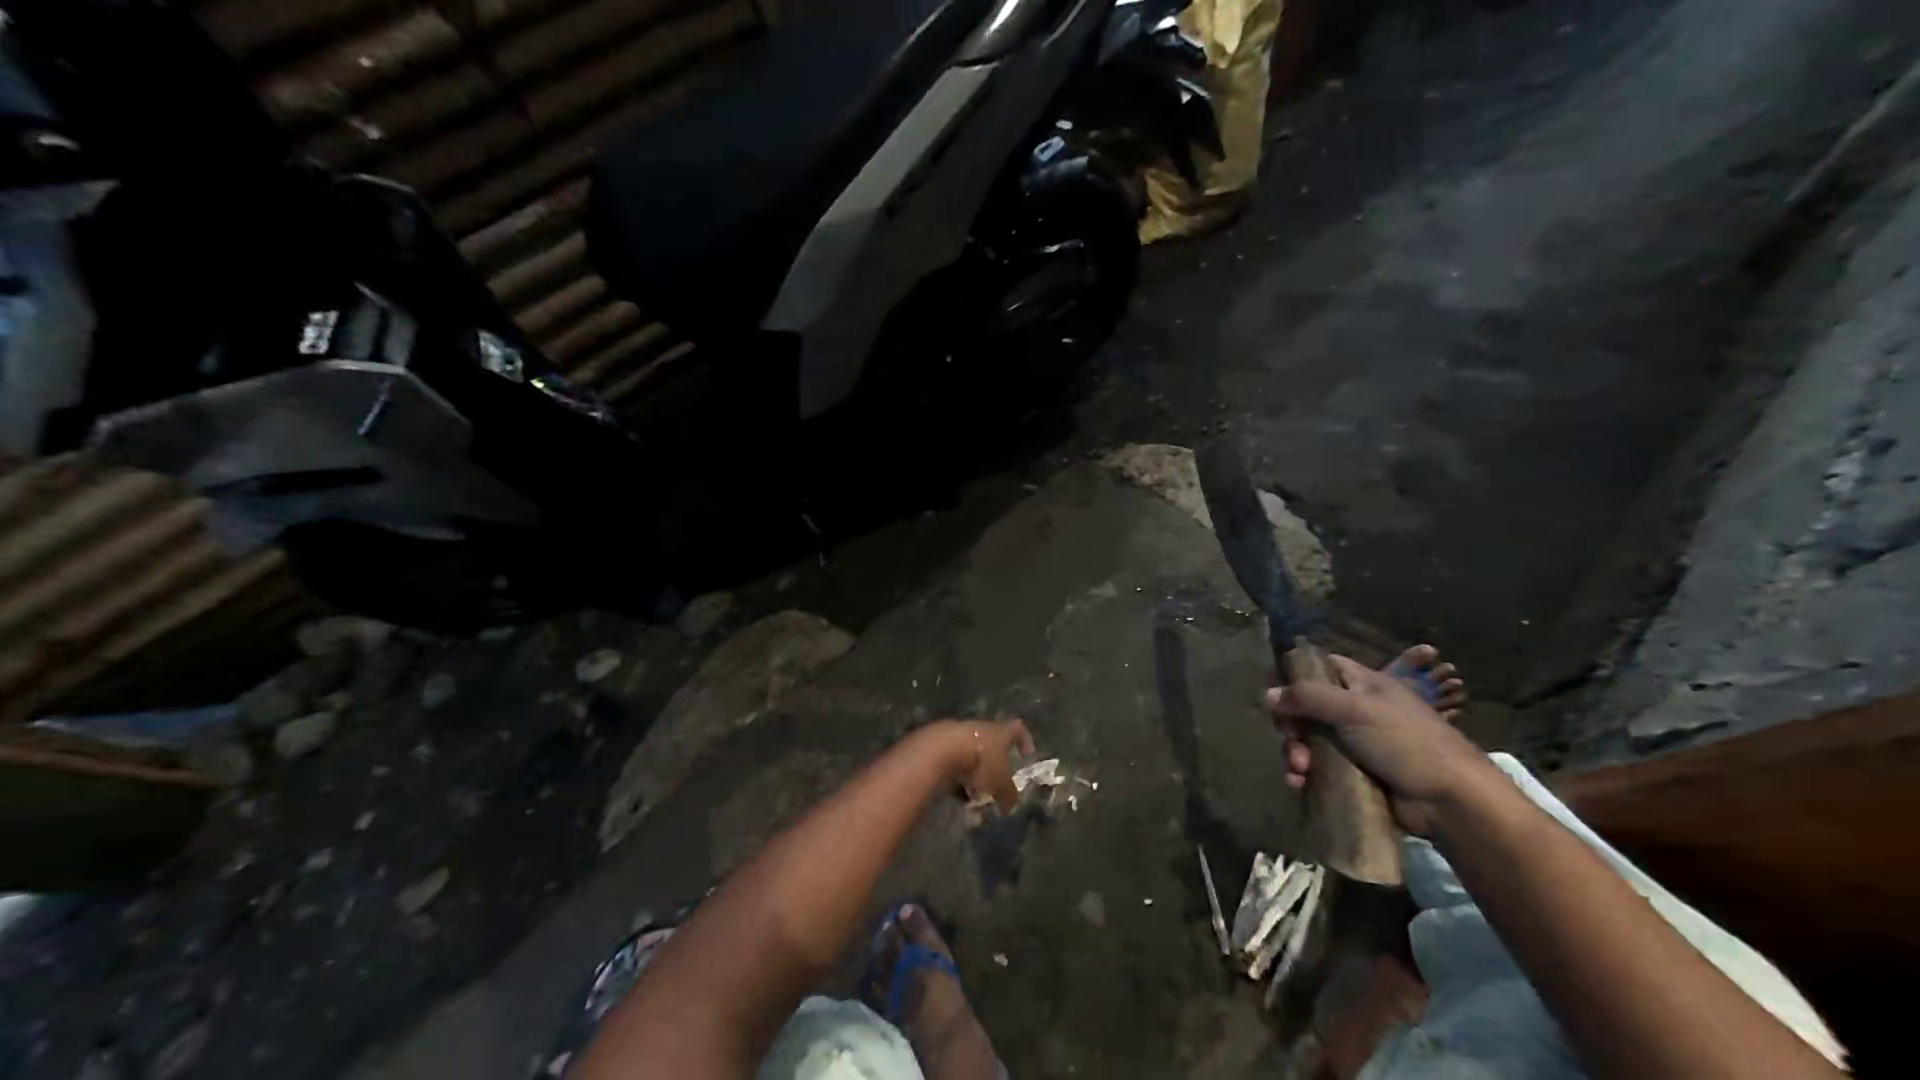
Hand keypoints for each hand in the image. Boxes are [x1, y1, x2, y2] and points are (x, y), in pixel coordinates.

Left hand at [940, 719, 1035, 810]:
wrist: (938, 751)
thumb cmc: (979, 764)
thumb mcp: (1000, 785)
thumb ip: (1008, 795)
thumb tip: (1010, 804)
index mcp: (1000, 732)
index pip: (1017, 729)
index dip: (1025, 740)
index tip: (1027, 755)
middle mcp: (980, 728)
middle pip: (992, 742)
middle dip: (994, 763)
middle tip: (996, 783)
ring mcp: (957, 732)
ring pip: (970, 752)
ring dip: (973, 771)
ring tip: (972, 793)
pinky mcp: (938, 741)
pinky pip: (952, 759)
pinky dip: (955, 774)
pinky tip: (954, 791)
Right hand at [1265, 656, 1494, 834]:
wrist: (1449, 799)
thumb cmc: (1405, 741)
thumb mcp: (1355, 709)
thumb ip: (1308, 697)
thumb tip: (1269, 694)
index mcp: (1361, 684)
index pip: (1318, 667)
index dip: (1293, 676)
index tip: (1274, 694)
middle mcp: (1355, 710)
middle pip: (1305, 707)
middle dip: (1291, 726)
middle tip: (1293, 741)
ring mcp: (1355, 743)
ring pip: (1308, 741)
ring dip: (1296, 754)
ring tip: (1300, 771)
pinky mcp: (1354, 774)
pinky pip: (1318, 768)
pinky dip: (1305, 775)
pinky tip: (1299, 784)